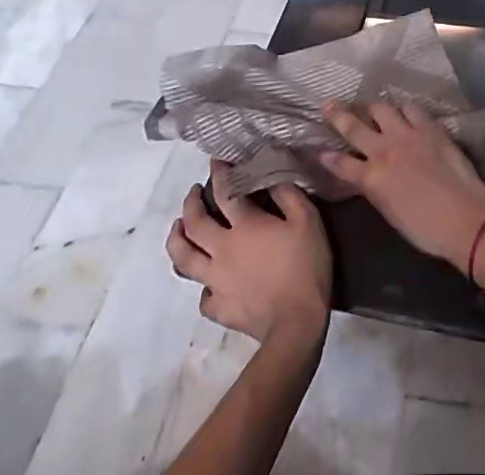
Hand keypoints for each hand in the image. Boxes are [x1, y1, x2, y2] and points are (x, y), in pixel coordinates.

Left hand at [167, 160, 331, 343]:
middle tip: (192, 193)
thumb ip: (288, 194)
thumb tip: (270, 175)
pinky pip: (203, 296)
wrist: (296, 324)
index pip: (225, 192)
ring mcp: (216, 281)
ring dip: (177, 240)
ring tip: (178, 230)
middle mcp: (222, 249)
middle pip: (194, 223)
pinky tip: (209, 284)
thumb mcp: (307, 221)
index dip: (218, 173)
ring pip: (184, 259)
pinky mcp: (219, 307)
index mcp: (244, 226)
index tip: (214, 160)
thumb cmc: (305, 267)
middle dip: (189, 203)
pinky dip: (203, 287)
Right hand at [319, 101, 484, 270]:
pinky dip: (404, 109)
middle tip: (328, 104)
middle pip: (353, 127)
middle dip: (337, 115)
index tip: (318, 150)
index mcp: (371, 178)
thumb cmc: (426, 229)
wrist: (467, 219)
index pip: (340, 163)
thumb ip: (374, 190)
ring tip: (370, 107)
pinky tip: (404, 111)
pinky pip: (411, 108)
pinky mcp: (429, 128)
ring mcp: (407, 135)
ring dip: (372, 108)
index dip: (326, 156)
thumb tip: (368, 178)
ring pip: (380, 109)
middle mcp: (384, 150)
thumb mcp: (389, 213)